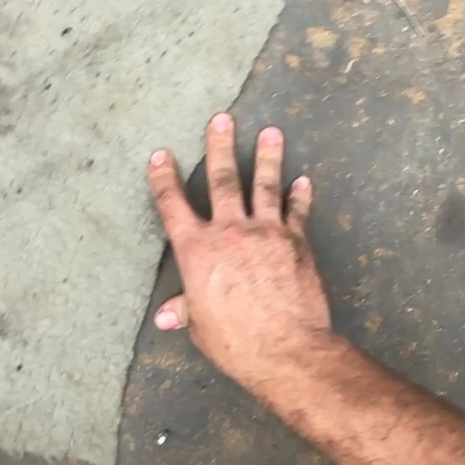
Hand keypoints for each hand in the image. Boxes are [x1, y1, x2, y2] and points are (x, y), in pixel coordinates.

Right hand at [148, 112, 335, 397]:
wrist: (285, 347)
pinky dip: (299, 195)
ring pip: (264, 185)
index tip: (161, 155)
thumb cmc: (235, 341)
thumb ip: (185, 309)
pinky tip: (303, 180)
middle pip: (222, 180)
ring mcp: (266, 232)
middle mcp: (229, 232)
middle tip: (223, 118)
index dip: (164, 178)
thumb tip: (165, 316)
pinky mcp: (296, 242)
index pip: (173, 206)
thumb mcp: (201, 325)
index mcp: (197, 250)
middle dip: (220, 147)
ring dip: (267, 157)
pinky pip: (296, 211)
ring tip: (271, 132)